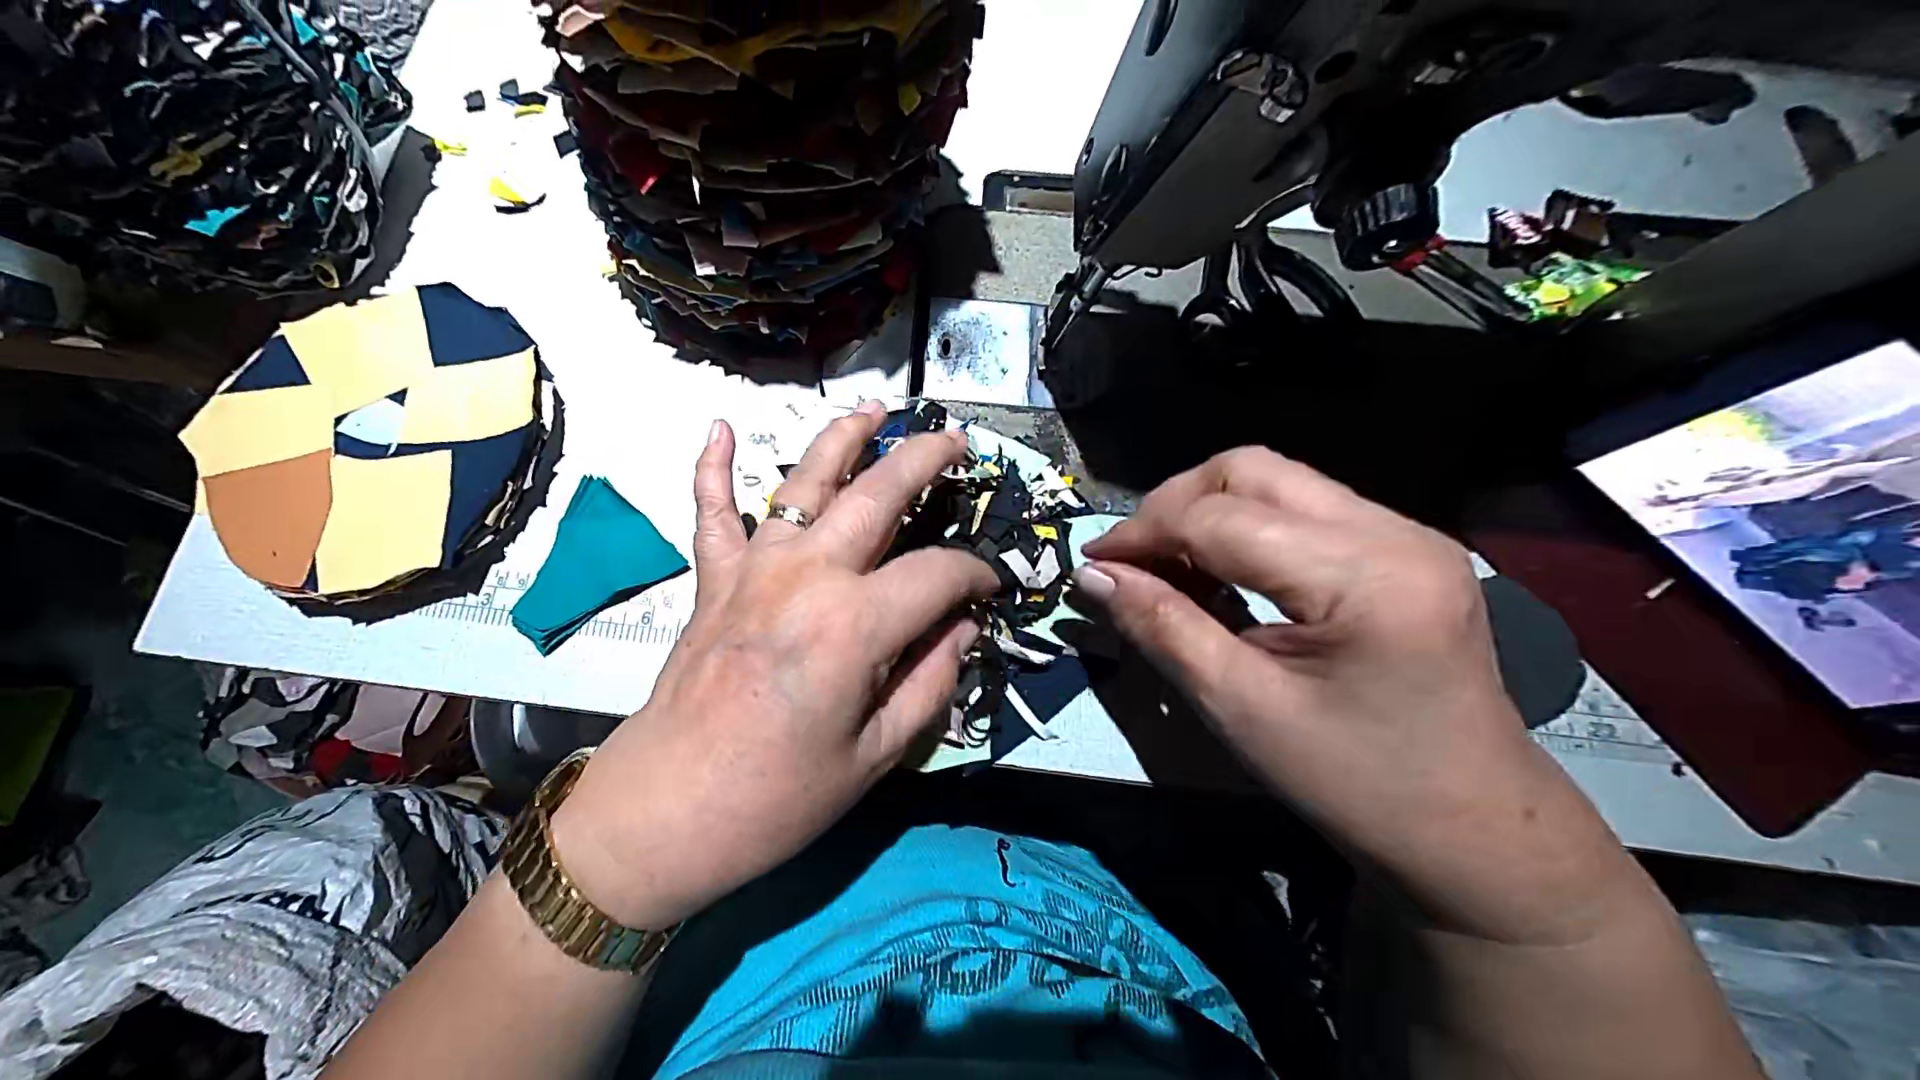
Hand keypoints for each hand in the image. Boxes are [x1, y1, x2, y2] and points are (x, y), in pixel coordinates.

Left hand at [550, 404, 996, 929]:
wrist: (665, 812)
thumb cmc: (778, 797)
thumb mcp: (877, 754)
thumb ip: (930, 680)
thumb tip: (963, 628)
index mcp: (854, 624)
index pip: (938, 574)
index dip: (975, 577)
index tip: (990, 590)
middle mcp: (806, 576)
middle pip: (877, 494)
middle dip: (925, 459)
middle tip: (955, 441)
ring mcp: (753, 570)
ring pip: (802, 482)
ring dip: (842, 439)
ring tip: (873, 410)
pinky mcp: (711, 581)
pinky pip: (711, 512)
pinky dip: (714, 468)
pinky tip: (721, 428)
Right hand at [1075, 448, 1635, 945]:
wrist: (1472, 832)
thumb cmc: (1353, 783)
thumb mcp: (1240, 707)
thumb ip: (1162, 627)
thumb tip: (1094, 575)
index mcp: (1364, 576)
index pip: (1221, 518)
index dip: (1143, 532)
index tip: (1093, 564)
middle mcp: (1394, 532)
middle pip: (1251, 470)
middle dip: (1173, 504)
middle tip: (1130, 558)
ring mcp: (1406, 534)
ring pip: (1276, 481)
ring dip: (1206, 512)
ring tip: (1166, 565)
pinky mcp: (1402, 549)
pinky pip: (1302, 509)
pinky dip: (1244, 528)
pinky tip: (1220, 572)